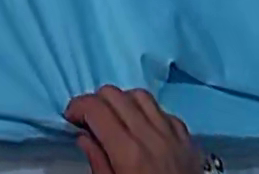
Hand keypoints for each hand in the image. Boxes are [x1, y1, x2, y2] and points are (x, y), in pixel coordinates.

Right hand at [65, 86, 203, 173]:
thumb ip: (98, 164)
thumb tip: (84, 136)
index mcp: (129, 154)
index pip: (95, 108)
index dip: (77, 107)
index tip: (70, 118)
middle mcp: (150, 137)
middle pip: (114, 94)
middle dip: (96, 102)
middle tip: (91, 120)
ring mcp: (172, 137)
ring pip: (139, 95)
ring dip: (123, 102)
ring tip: (117, 119)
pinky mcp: (188, 142)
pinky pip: (164, 112)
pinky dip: (150, 114)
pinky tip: (145, 129)